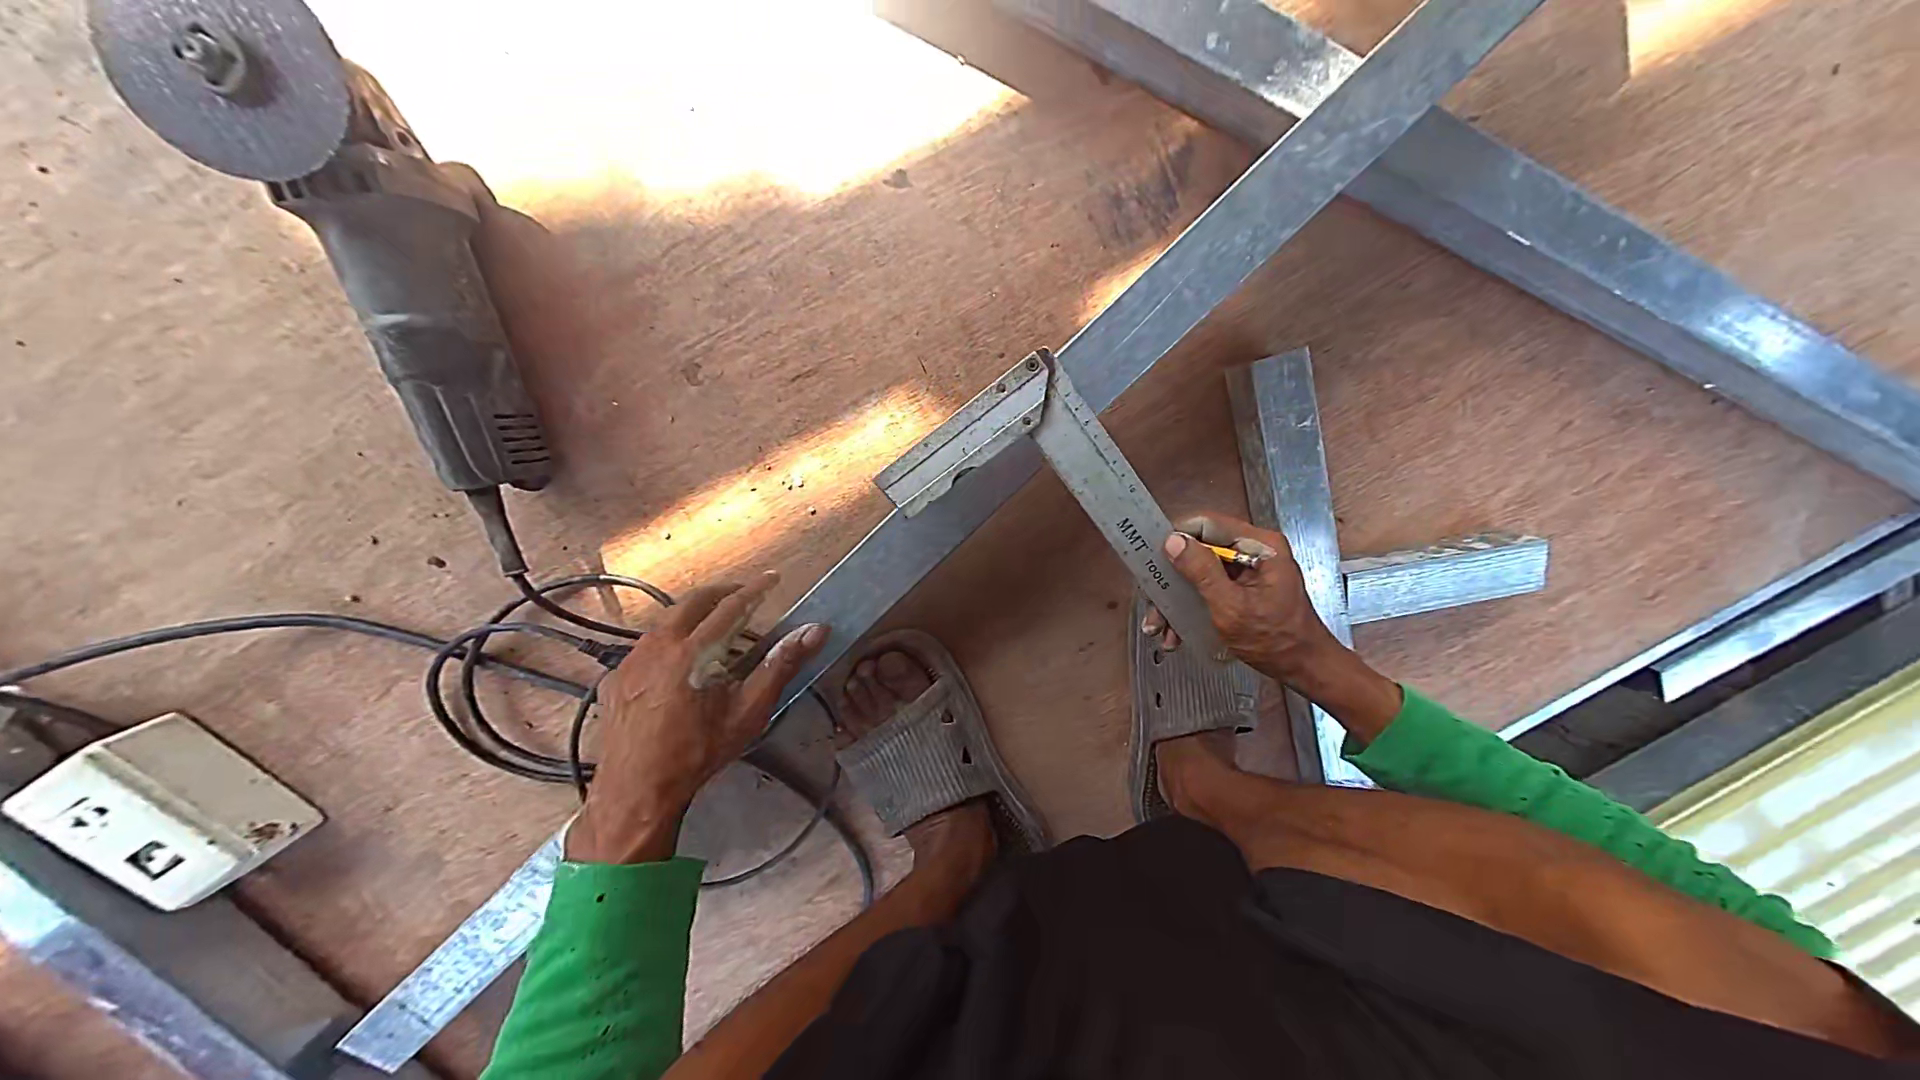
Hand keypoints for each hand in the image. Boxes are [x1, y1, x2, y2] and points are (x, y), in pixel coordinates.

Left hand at [567, 572, 828, 863]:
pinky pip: (646, 644)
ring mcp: (631, 660)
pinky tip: (680, 661)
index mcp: (694, 651)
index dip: (756, 589)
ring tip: (717, 625)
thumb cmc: (699, 752)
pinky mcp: (615, 677)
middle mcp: (658, 645)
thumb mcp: (749, 711)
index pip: (732, 605)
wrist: (636, 792)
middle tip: (746, 594)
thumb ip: (781, 665)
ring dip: (695, 613)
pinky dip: (670, 639)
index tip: (773, 578)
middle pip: (694, 601)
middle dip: (723, 592)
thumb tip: (814, 631)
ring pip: (666, 620)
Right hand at [1142, 513, 1402, 739]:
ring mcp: (1247, 570)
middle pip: (1199, 550)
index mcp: (1259, 546)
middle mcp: (1253, 551)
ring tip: (1160, 626)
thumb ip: (1202, 572)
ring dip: (1176, 599)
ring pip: (1198, 572)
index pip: (1208, 525)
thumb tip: (1173, 541)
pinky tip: (1176, 631)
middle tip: (1152, 600)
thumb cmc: (1277, 641)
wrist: (1304, 668)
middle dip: (1172, 578)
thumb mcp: (1231, 606)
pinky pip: (1207, 588)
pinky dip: (1189, 607)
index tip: (1152, 556)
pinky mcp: (1241, 587)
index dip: (1177, 537)